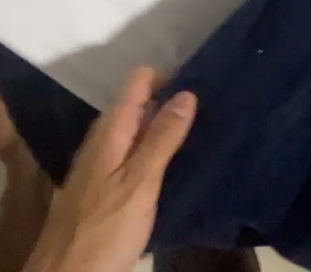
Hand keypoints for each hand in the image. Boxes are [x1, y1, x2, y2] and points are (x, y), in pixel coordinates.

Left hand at [25, 67, 197, 271]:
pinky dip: (154, 157)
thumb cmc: (102, 233)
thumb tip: (187, 92)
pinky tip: (176, 172)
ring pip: (137, 133)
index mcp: (110, 132)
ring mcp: (100, 168)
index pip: (139, 81)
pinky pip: (133, 159)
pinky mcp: (104, 194)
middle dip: (170, 103)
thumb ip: (162, 138)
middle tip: (210, 112)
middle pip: (138, 105)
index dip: (168, 77)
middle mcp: (103, 142)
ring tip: (201, 138)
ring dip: (164, 131)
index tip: (201, 87)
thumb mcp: (139, 184)